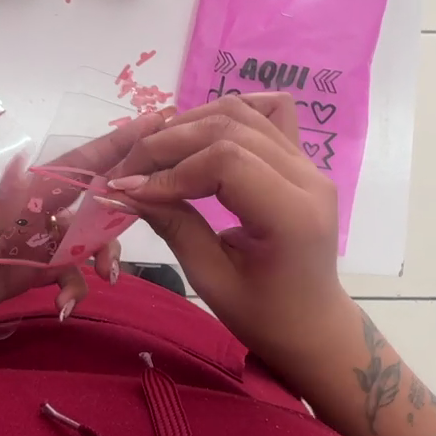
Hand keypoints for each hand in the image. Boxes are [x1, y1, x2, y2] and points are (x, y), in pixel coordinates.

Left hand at [0, 111, 167, 336]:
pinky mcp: (20, 276)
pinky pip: (60, 276)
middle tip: (123, 253)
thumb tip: (26, 163)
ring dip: (94, 262)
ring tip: (99, 286)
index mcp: (16, 201)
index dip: (113, 147)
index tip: (155, 125)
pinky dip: (70, 288)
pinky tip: (64, 307)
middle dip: (113, 224)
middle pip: (87, 209)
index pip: (73, 169)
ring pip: (79, 246)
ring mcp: (26, 248)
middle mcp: (28, 218)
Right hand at [104, 93, 359, 376]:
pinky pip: (266, 114)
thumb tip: (124, 191)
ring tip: (153, 155)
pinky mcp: (299, 160)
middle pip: (230, 127)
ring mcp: (308, 163)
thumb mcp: (210, 279)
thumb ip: (173, 226)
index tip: (129, 190)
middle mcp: (307, 177)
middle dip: (168, 143)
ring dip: (188, 125)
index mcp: (291, 215)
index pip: (225, 162)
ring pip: (242, 112)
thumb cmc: (262, 315)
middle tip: (129, 170)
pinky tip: (199, 135)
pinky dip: (226, 114)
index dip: (170, 170)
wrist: (311, 324)